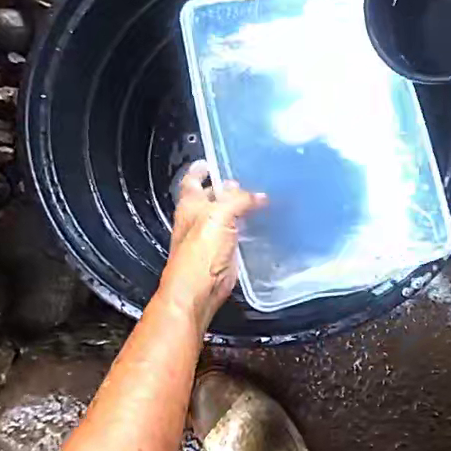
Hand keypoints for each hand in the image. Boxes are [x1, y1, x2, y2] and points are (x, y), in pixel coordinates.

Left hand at [156, 160, 265, 323]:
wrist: (198, 289)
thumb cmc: (199, 252)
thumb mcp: (219, 215)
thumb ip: (238, 200)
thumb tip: (257, 195)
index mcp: (190, 204)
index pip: (193, 180)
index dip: (200, 170)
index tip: (210, 160)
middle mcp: (199, 218)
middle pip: (212, 197)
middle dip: (226, 188)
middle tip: (245, 179)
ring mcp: (212, 236)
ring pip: (226, 214)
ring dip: (239, 206)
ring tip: (258, 196)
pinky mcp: (225, 252)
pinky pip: (237, 233)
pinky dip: (247, 225)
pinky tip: (260, 222)